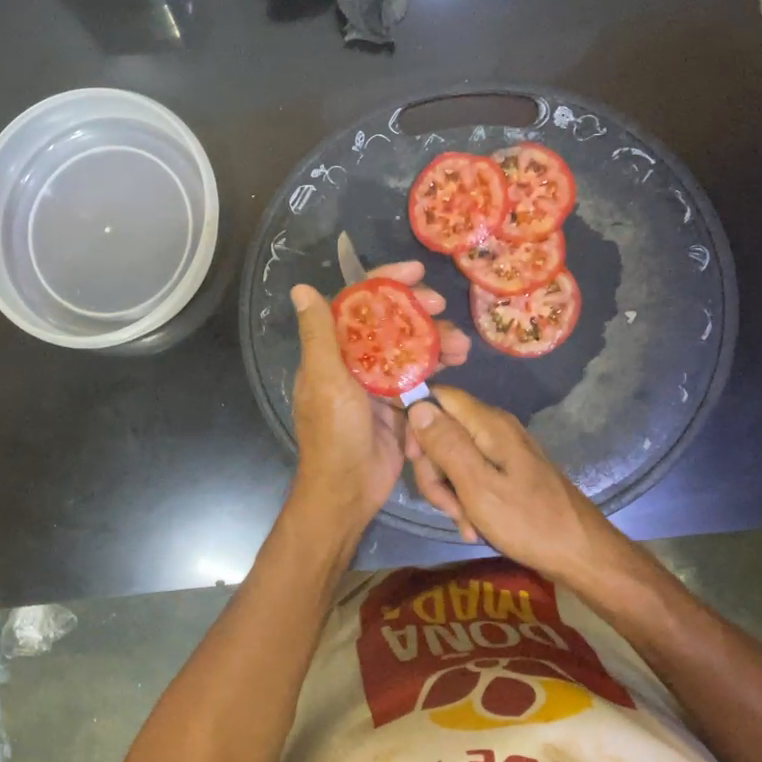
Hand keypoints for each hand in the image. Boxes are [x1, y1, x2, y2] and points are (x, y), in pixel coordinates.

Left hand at [290, 261, 470, 530]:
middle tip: (443, 306)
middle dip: (417, 311)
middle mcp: (352, 363)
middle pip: (389, 324)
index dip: (384, 283)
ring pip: (409, 350)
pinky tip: (458, 364)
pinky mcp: (397, 407)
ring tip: (461, 345)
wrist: (348, 490)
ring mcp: (376, 385)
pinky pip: (420, 379)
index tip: (416, 272)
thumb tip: (300, 287)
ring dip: (435, 341)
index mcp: (331, 352)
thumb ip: (318, 334)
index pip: (356, 305)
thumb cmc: (333, 433)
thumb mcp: (325, 379)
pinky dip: (438, 369)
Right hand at [404, 386, 636, 585]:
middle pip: (441, 432)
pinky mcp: (508, 472)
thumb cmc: (529, 522)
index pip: (436, 398)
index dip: (416, 423)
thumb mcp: (478, 486)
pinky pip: (471, 474)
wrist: (582, 555)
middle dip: (433, 470)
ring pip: (452, 457)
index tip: (413, 459)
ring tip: (465, 522)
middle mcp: (494, 429)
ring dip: (449, 492)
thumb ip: (446, 445)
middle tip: (446, 505)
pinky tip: (474, 525)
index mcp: (488, 424)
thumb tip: (417, 406)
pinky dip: (465, 499)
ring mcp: (502, 451)